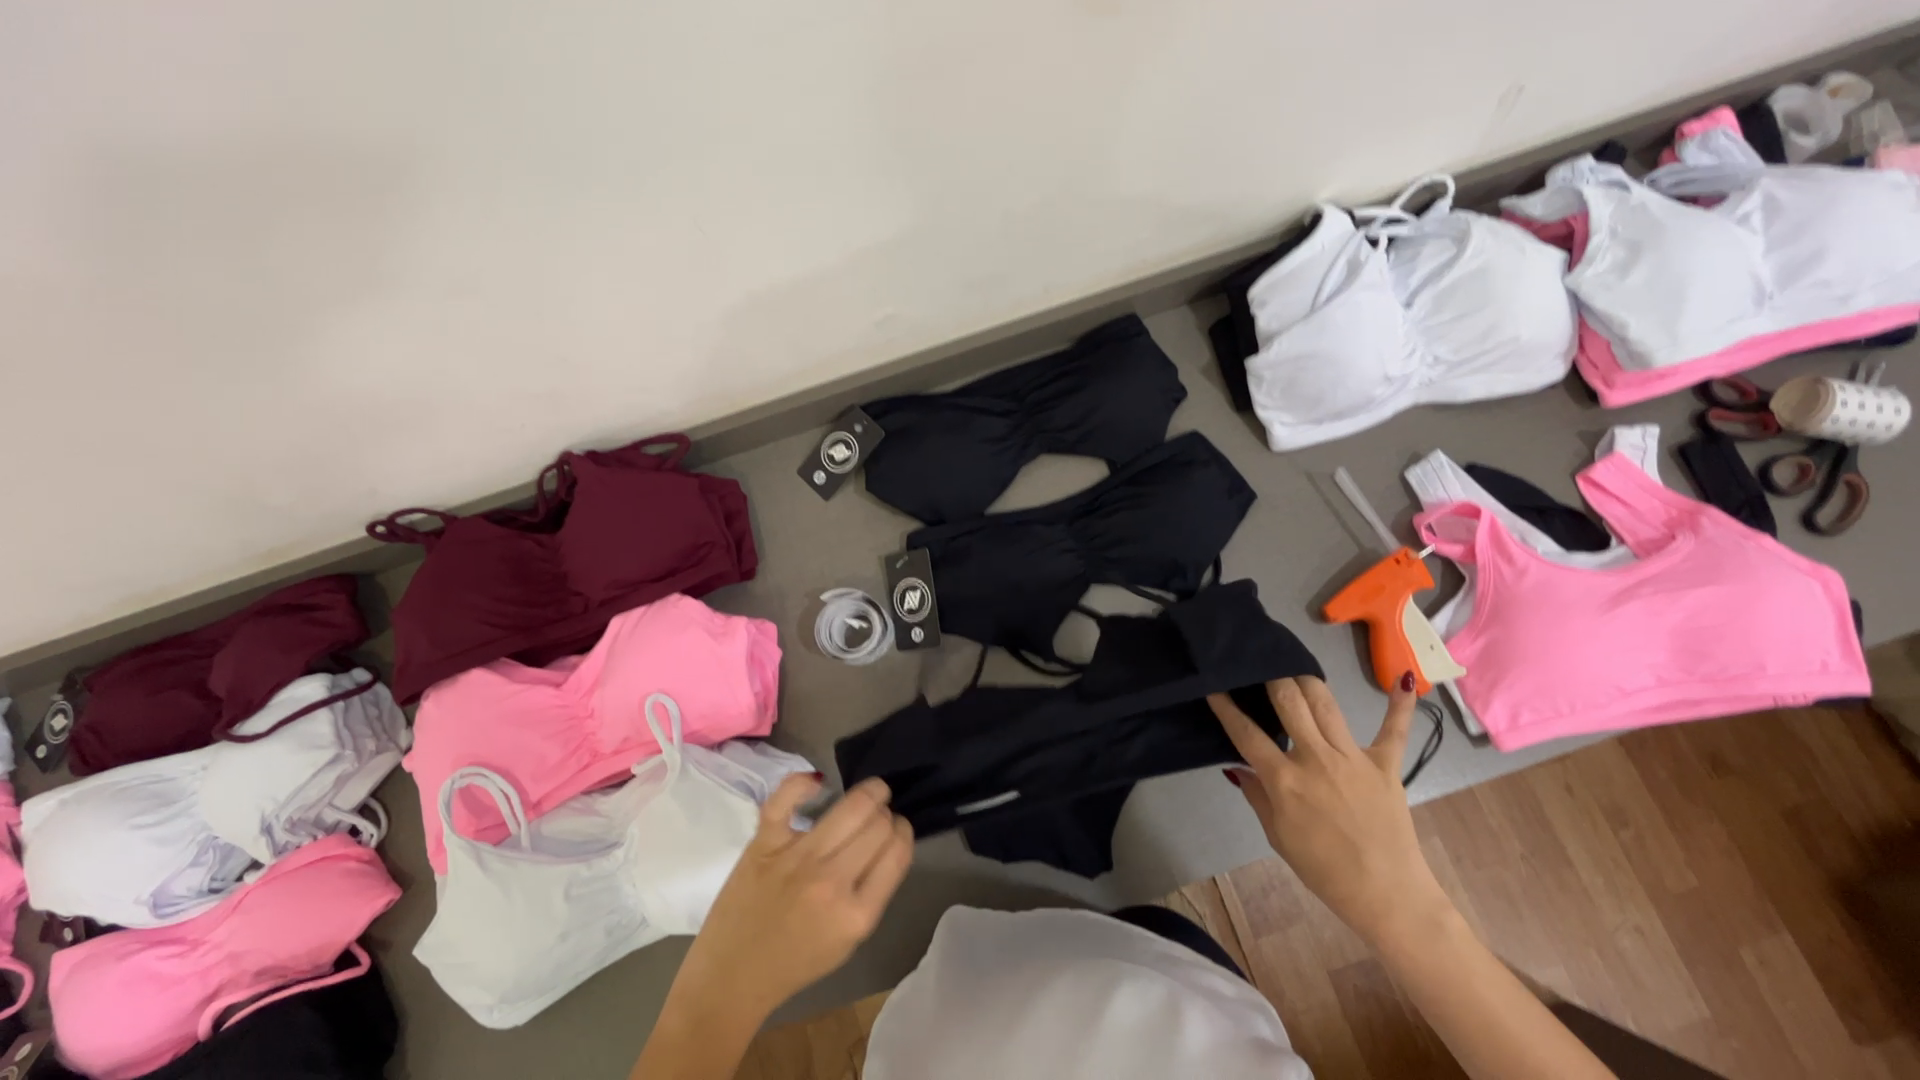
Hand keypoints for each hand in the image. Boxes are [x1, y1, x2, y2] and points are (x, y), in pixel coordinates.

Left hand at [675, 774, 914, 1020]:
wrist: (732, 977)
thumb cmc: (795, 963)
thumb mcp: (849, 940)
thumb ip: (871, 893)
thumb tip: (885, 844)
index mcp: (857, 914)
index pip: (897, 851)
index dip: (903, 831)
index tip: (897, 828)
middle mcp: (831, 882)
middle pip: (878, 825)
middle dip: (887, 814)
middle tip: (881, 814)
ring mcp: (795, 859)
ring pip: (850, 807)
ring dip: (869, 792)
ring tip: (871, 791)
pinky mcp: (763, 845)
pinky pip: (786, 799)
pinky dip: (803, 784)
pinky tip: (817, 784)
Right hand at [1208, 674, 1450, 948]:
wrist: (1384, 892)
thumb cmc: (1323, 869)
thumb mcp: (1278, 836)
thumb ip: (1258, 796)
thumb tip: (1239, 766)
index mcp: (1285, 781)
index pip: (1247, 734)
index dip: (1227, 708)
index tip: (1214, 687)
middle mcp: (1316, 759)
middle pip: (1289, 702)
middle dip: (1272, 677)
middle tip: (1261, 664)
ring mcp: (1353, 758)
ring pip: (1325, 704)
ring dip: (1307, 680)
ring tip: (1295, 665)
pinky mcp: (1386, 764)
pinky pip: (1393, 728)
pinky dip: (1398, 704)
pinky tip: (1403, 678)